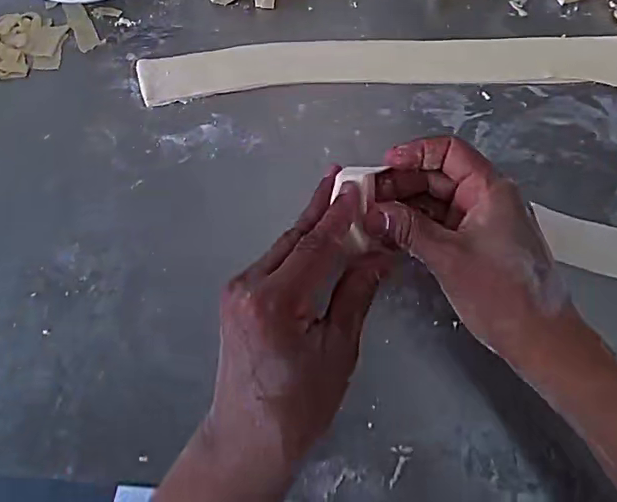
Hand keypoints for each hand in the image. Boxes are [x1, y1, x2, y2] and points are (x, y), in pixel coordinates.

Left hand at [162, 167, 389, 500]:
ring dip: (310, 224)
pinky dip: (297, 246)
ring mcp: (238, 290)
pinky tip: (315, 236)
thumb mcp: (338, 350)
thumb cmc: (298, 407)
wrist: (246, 440)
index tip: (357, 187)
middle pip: (295, 237)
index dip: (339, 214)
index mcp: (275, 301)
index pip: (315, 246)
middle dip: (321, 206)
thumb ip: (356, 294)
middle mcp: (249, 287)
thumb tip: (379, 255)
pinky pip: (274, 261)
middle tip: (342, 175)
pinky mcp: (236, 296)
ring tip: (333, 196)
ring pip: (283, 246)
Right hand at [370, 136, 581, 368]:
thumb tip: (375, 212)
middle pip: (439, 175)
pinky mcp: (477, 243)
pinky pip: (442, 222)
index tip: (387, 164)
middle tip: (371, 196)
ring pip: (437, 200)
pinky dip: (418, 225)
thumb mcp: (450, 258)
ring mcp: (483, 221)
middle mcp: (487, 198)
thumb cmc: (506, 296)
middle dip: (403, 182)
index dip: (416, 152)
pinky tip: (393, 233)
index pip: (450, 151)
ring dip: (406, 205)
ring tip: (375, 215)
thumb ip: (409, 230)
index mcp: (490, 189)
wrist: (543, 342)